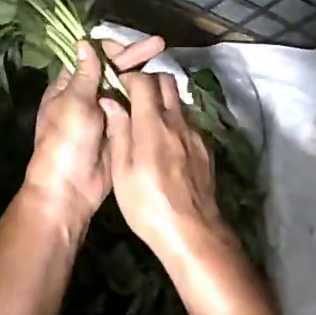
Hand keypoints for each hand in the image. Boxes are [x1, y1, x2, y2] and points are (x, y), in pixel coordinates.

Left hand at [21, 36, 165, 232]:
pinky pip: (133, 111)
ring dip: (143, 77)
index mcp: (69, 86)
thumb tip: (83, 42)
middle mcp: (86, 96)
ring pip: (125, 89)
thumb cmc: (66, 141)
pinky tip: (166, 92)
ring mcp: (103, 114)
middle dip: (134, 57)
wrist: (70, 189)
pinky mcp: (118, 131)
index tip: (130, 45)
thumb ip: (85, 74)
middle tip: (161, 45)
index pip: (92, 58)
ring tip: (167, 65)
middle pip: (112, 71)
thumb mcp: (75, 103)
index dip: (111, 49)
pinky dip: (147, 101)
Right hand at [103, 68, 231, 261]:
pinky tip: (164, 142)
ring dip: (162, 100)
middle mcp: (177, 123)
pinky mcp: (205, 150)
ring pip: (179, 101)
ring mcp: (195, 136)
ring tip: (145, 120)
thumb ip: (118, 131)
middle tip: (131, 96)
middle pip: (167, 81)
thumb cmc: (147, 205)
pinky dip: (174, 120)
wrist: (194, 236)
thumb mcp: (121, 171)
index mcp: (152, 125)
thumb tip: (109, 101)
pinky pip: (188, 122)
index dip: (127, 78)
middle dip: (148, 81)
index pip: (142, 81)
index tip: (114, 86)